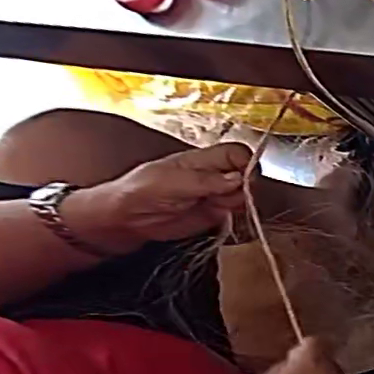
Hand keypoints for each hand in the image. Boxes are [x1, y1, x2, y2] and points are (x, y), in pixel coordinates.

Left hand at [62, 143, 254, 254]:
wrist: (125, 220)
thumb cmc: (139, 193)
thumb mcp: (169, 183)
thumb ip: (205, 181)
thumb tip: (239, 178)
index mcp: (202, 160)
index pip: (236, 153)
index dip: (246, 163)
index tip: (244, 180)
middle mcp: (215, 175)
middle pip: (248, 174)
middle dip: (245, 187)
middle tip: (226, 196)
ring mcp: (218, 193)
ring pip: (247, 194)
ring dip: (239, 202)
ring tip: (215, 206)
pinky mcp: (219, 211)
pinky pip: (241, 210)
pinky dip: (239, 214)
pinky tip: (221, 215)